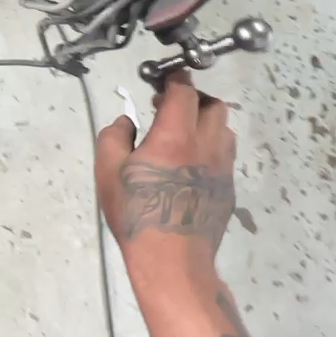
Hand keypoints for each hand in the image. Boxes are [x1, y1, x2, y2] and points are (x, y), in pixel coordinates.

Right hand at [95, 70, 234, 294]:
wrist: (171, 259)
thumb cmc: (135, 211)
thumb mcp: (107, 169)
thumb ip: (114, 135)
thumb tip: (127, 122)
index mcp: (175, 136)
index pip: (185, 93)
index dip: (175, 79)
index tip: (163, 77)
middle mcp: (206, 146)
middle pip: (214, 107)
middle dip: (194, 98)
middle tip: (168, 106)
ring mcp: (222, 169)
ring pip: (224, 130)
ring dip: (205, 121)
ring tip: (180, 133)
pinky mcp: (228, 189)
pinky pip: (224, 154)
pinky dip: (209, 146)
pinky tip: (187, 163)